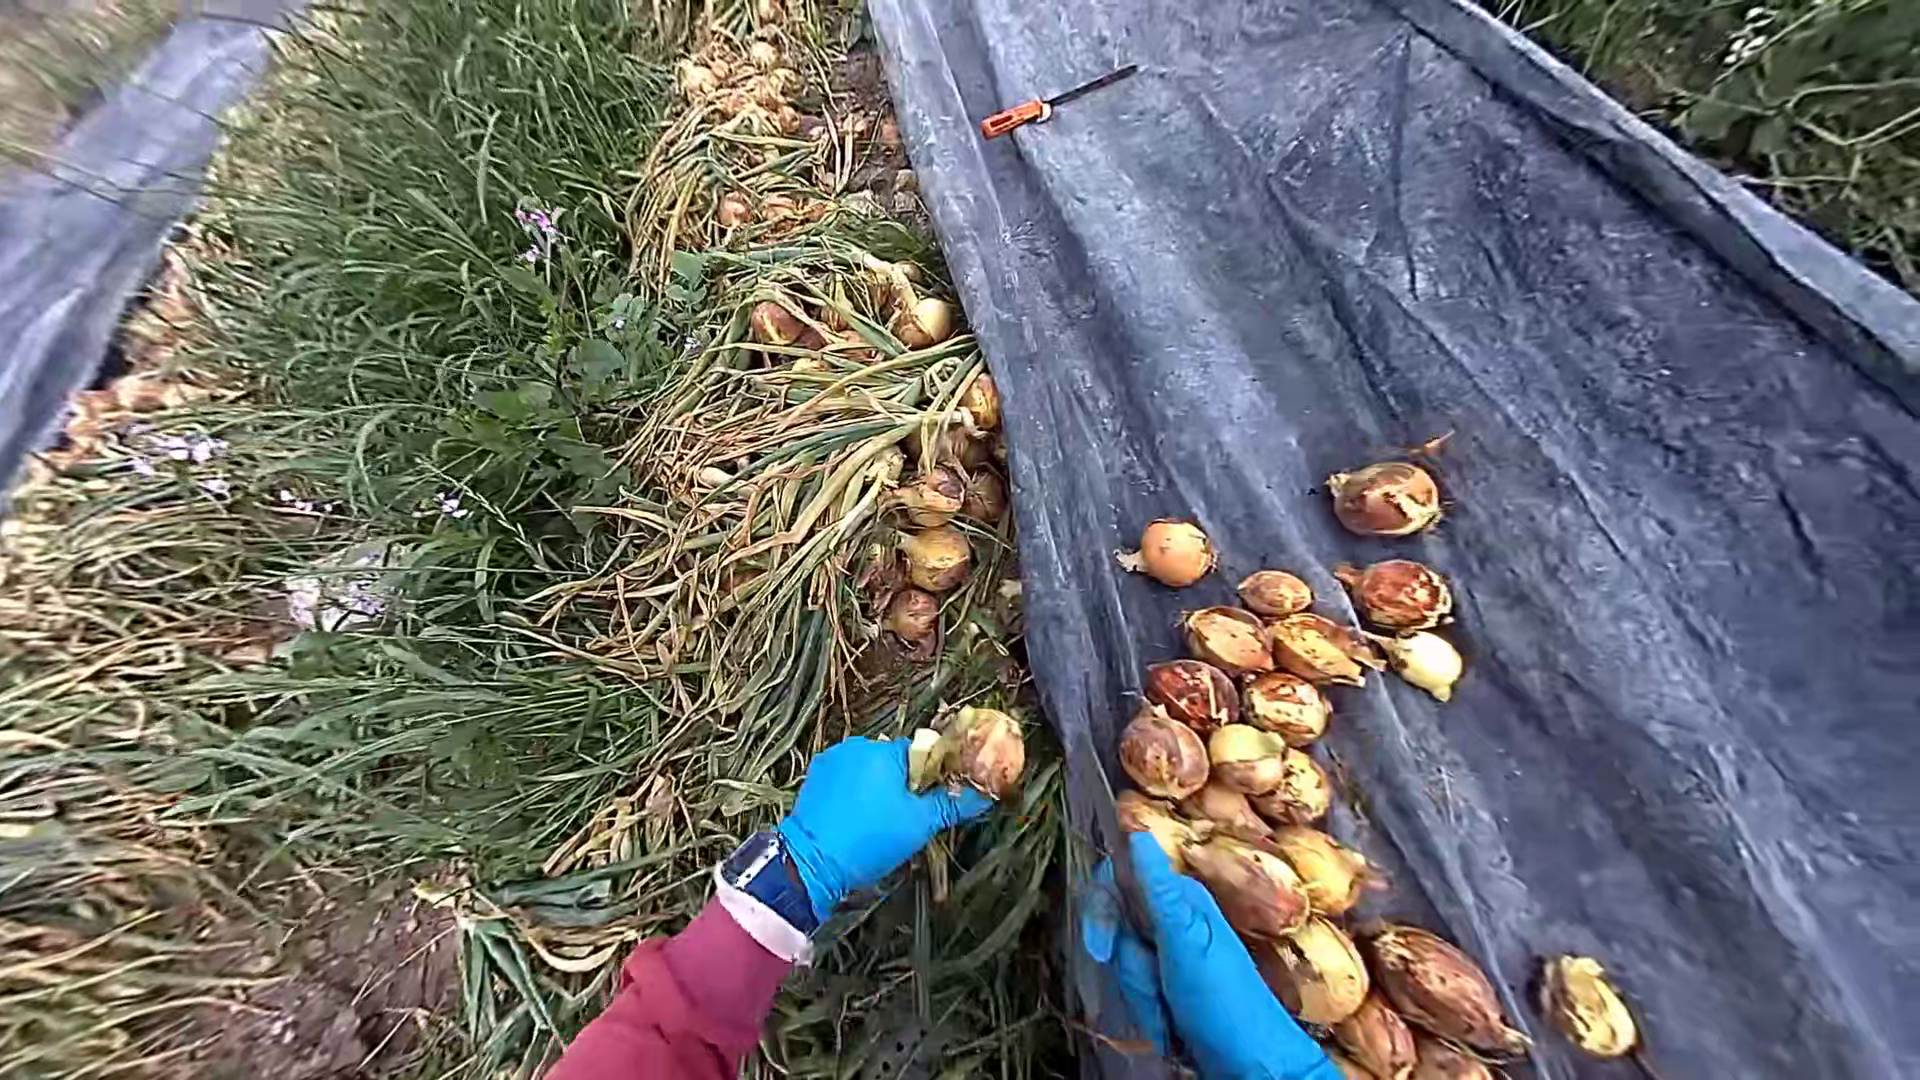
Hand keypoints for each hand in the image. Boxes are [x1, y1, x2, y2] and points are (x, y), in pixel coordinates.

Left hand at [776, 736, 992, 922]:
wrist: (811, 862)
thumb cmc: (870, 839)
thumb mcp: (918, 825)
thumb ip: (952, 805)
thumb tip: (985, 794)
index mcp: (886, 751)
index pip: (921, 753)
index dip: (930, 775)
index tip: (931, 798)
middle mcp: (859, 745)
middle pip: (894, 759)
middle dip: (902, 782)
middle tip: (904, 815)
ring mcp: (834, 758)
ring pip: (868, 767)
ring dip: (875, 785)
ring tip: (875, 819)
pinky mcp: (816, 773)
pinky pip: (845, 775)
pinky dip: (852, 789)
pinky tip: (853, 815)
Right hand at [1082, 833, 1336, 1079]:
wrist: (1255, 1071)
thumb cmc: (1225, 1001)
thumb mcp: (1186, 940)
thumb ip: (1158, 886)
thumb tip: (1137, 830)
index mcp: (1177, 894)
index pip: (1116, 877)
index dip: (1102, 908)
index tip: (1101, 948)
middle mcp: (1169, 914)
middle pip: (1115, 919)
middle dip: (1127, 961)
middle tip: (1153, 989)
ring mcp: (1167, 949)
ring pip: (1121, 954)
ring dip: (1136, 989)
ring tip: (1166, 1013)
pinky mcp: (1165, 981)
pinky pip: (1133, 981)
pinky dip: (1143, 1006)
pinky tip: (1164, 1023)